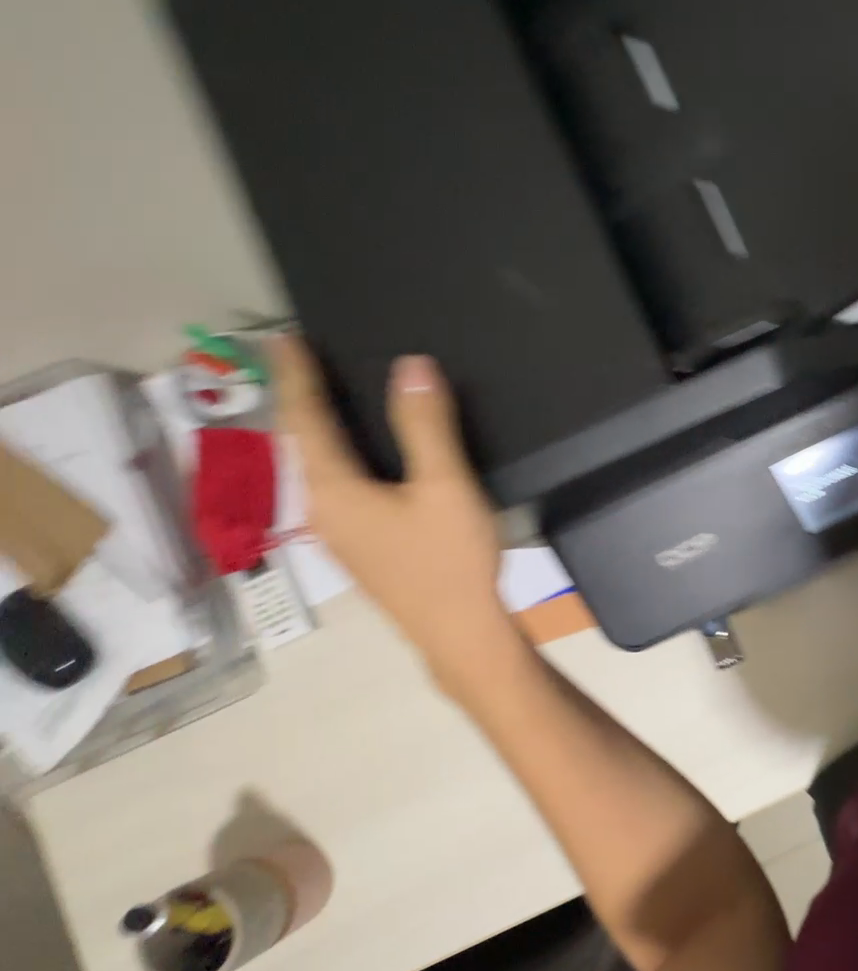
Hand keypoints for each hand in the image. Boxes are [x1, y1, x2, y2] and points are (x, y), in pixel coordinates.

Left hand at [271, 337, 518, 689]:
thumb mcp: (446, 486)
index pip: (305, 420)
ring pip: (316, 469)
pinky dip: (339, 458)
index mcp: (333, 490)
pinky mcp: (360, 549)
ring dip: (317, 431)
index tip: (285, 339)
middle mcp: (321, 510)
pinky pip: (336, 488)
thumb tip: (410, 366)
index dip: (297, 377)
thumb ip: (426, 427)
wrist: (459, 631)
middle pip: (300, 445)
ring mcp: (338, 534)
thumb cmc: (451, 558)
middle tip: (303, 364)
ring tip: (326, 402)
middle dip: (299, 402)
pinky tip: (360, 461)